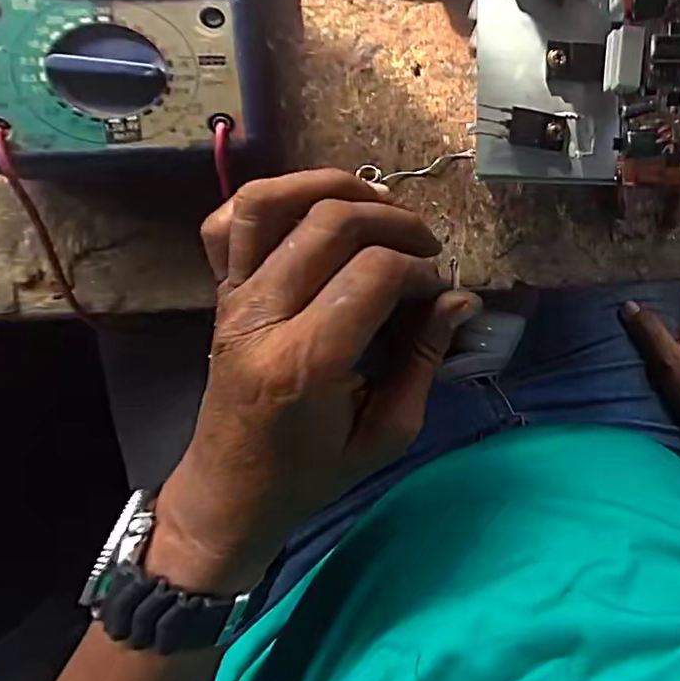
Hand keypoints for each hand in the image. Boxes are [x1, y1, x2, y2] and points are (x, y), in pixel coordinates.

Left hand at [150, 170, 479, 592]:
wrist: (229, 492)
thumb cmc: (314, 471)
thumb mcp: (389, 431)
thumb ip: (424, 358)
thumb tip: (460, 300)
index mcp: (306, 362)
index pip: (375, 273)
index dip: (422, 272)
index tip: (440, 295)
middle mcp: (261, 316)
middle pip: (332, 225)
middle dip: (396, 225)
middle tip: (425, 251)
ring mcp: (231, 299)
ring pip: (270, 203)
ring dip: (333, 188)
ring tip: (379, 203)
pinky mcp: (219, 293)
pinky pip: (227, 221)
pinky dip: (272, 198)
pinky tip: (316, 208)